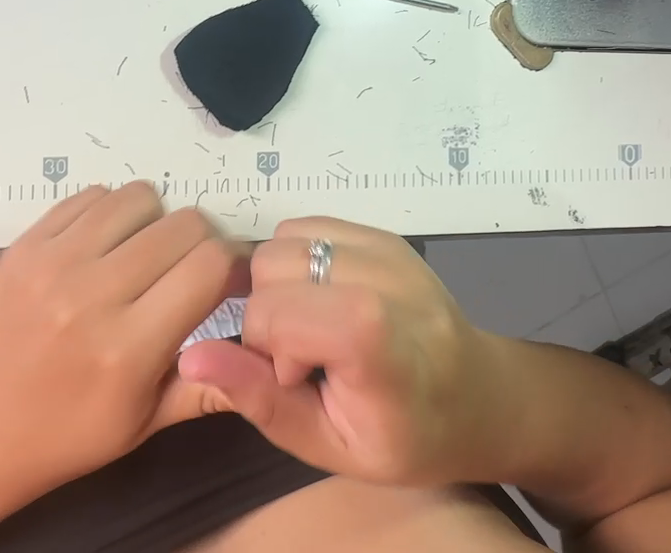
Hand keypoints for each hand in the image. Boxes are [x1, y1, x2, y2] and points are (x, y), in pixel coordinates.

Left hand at [0, 182, 241, 491]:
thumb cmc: (70, 434)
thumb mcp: (148, 423)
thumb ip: (212, 385)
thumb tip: (266, 349)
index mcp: (128, 348)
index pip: (209, 264)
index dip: (231, 264)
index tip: (226, 278)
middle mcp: (92, 296)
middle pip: (183, 224)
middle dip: (200, 241)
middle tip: (186, 267)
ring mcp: (52, 263)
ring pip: (138, 198)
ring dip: (155, 220)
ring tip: (144, 252)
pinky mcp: (24, 244)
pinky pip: (90, 196)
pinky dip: (110, 213)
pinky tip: (104, 246)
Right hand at [177, 218, 519, 485]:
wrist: (479, 395)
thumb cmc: (407, 435)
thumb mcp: (331, 445)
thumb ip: (259, 398)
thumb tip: (191, 353)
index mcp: (381, 345)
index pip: (283, 310)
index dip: (270, 344)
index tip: (300, 377)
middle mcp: (387, 279)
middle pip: (274, 265)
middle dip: (271, 311)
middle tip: (306, 352)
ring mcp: (388, 246)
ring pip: (283, 240)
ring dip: (283, 283)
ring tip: (317, 323)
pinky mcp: (383, 232)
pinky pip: (305, 225)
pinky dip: (299, 260)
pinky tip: (327, 296)